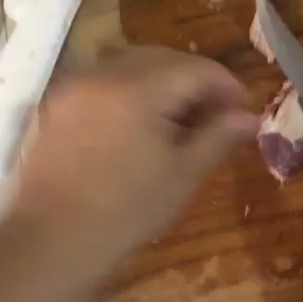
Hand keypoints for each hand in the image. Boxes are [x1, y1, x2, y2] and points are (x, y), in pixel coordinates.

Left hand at [9, 48, 256, 285]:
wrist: (52, 242)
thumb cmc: (127, 213)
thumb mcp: (183, 176)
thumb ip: (219, 137)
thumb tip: (250, 116)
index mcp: (138, 90)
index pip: (196, 68)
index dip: (227, 84)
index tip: (245, 109)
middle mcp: (103, 75)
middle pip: (163, 58)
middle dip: (196, 80)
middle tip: (218, 114)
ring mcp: (75, 87)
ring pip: (132, 65)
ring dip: (164, 82)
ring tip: (182, 119)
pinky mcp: (59, 105)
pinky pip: (105, 82)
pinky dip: (132, 91)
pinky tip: (144, 125)